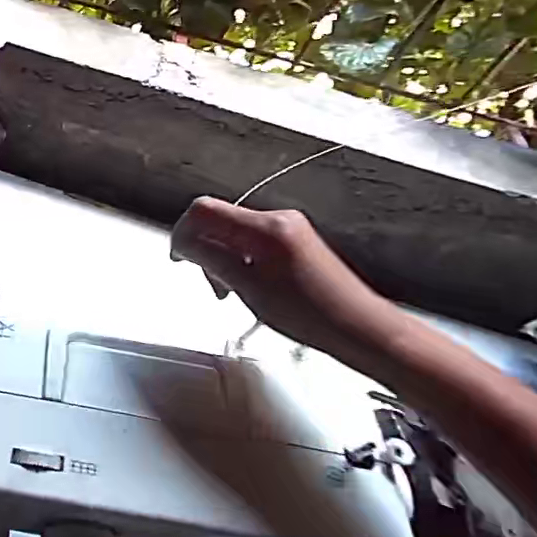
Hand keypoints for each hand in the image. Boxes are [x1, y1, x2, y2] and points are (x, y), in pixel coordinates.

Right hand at [170, 197, 393, 359]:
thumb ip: (212, 261)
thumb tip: (185, 242)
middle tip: (211, 283)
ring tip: (231, 289)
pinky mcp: (295, 239)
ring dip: (223, 255)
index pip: (205, 210)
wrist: (357, 326)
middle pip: (220, 218)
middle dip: (205, 247)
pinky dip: (242, 259)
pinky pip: (254, 239)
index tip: (179, 256)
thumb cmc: (314, 315)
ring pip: (236, 230)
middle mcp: (279, 219)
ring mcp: (289, 227)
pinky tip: (250, 286)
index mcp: (266, 228)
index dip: (183, 232)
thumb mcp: (250, 290)